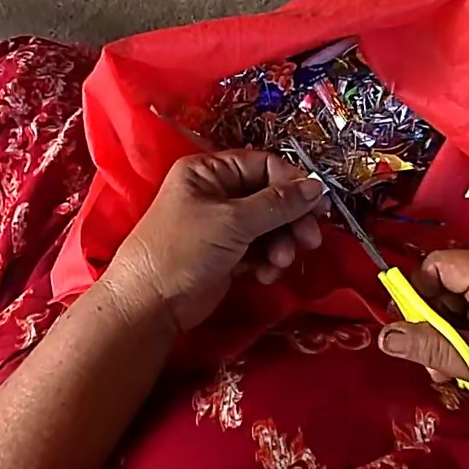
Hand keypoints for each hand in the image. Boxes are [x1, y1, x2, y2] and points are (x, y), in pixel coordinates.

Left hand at [100, 150, 328, 332]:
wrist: (150, 303)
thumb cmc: (184, 250)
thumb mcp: (232, 221)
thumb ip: (277, 204)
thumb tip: (317, 187)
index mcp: (208, 171)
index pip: (263, 165)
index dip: (292, 184)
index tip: (317, 206)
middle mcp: (216, 193)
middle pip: (270, 197)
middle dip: (290, 219)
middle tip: (310, 240)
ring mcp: (221, 226)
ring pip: (268, 226)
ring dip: (281, 244)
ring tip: (279, 262)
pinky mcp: (226, 255)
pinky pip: (259, 250)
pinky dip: (267, 261)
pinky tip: (264, 275)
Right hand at [376, 250, 468, 459]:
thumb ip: (434, 347)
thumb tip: (383, 337)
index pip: (442, 266)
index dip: (417, 293)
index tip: (406, 330)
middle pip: (446, 285)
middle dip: (431, 322)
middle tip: (430, 361)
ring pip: (456, 306)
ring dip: (444, 338)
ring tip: (448, 372)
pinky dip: (461, 344)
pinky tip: (464, 370)